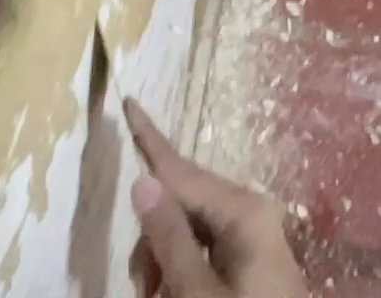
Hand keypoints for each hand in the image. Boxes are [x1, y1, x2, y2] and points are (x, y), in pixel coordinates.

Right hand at [124, 98, 308, 297]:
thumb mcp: (197, 294)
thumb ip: (169, 237)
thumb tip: (144, 181)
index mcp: (243, 211)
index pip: (181, 168)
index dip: (149, 139)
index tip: (129, 101)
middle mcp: (249, 214)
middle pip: (180, 201)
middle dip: (151, 237)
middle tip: (143, 286)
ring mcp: (252, 240)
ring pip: (186, 232)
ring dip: (162, 263)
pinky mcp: (250, 265)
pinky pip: (201, 253)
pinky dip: (180, 273)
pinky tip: (172, 296)